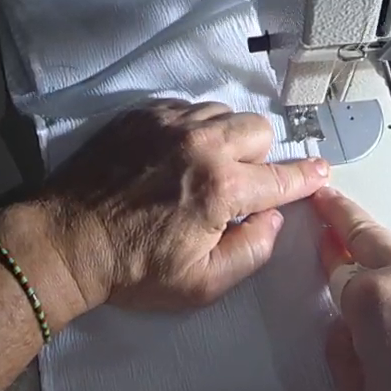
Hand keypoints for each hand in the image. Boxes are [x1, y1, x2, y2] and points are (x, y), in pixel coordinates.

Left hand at [19, 101, 329, 312]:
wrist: (69, 239)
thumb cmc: (134, 269)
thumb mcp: (201, 284)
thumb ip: (250, 251)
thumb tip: (272, 219)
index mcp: (221, 188)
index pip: (281, 177)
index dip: (306, 176)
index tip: (321, 170)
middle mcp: (202, 144)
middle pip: (258, 129)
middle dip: (259, 155)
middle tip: (238, 182)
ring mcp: (170, 122)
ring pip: (224, 112)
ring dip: (225, 136)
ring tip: (204, 165)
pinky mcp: (144, 113)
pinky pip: (187, 107)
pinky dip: (192, 127)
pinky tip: (176, 152)